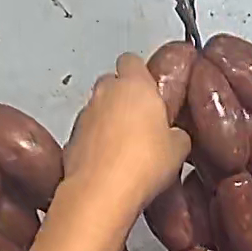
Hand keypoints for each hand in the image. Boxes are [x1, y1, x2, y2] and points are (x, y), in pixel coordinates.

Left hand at [63, 53, 191, 210]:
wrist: (103, 190)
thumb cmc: (146, 161)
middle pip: (113, 82)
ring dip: (112, 119)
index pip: (133, 61)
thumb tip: (173, 134)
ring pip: (100, 107)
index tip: (155, 90)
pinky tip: (115, 162)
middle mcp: (105, 92)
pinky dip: (99, 140)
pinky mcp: (71, 137)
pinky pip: (89, 131)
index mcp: (135, 85)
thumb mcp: (180, 148)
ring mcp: (84, 114)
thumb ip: (177, 132)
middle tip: (146, 121)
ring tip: (131, 147)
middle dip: (126, 96)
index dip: (144, 73)